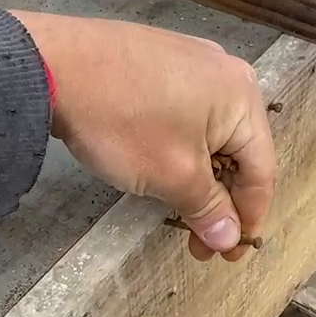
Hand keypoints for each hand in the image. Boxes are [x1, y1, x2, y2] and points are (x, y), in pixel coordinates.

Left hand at [9, 11, 275, 260]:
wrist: (52, 65)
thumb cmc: (124, 123)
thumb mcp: (173, 175)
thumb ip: (208, 209)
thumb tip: (229, 239)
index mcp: (243, 96)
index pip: (262, 171)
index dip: (249, 219)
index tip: (230, 255)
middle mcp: (227, 72)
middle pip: (238, 152)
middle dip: (221, 203)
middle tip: (200, 244)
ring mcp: (191, 61)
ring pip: (209, 136)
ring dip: (199, 182)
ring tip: (180, 216)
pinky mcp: (159, 61)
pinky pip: (185, 116)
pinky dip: (181, 152)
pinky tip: (163, 173)